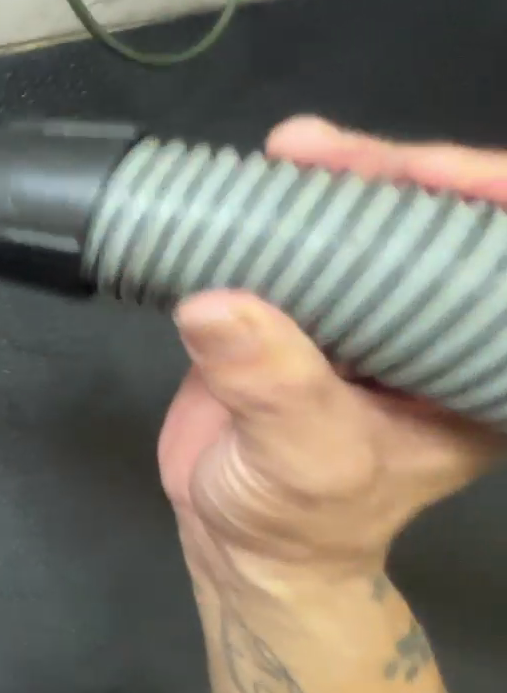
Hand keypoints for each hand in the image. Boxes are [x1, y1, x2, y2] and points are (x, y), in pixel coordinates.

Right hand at [158, 117, 505, 576]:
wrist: (237, 540)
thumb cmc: (300, 515)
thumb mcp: (304, 457)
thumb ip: (271, 384)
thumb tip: (212, 303)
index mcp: (483, 359)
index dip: (486, 198)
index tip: (422, 172)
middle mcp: (435, 330)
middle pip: (433, 228)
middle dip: (389, 177)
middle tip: (318, 152)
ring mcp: (358, 325)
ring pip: (358, 235)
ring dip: (323, 188)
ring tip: (283, 154)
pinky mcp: (285, 326)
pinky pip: (285, 263)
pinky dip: (262, 227)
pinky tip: (242, 198)